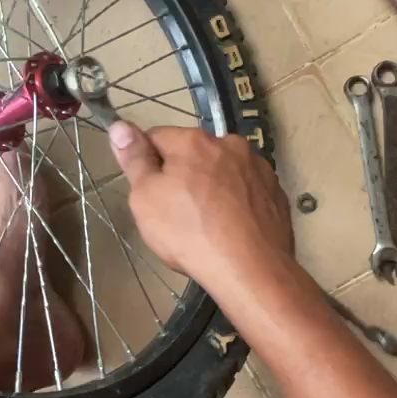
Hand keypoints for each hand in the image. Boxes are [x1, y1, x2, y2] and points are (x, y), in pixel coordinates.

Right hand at [109, 122, 294, 289]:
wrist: (250, 270)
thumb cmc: (188, 233)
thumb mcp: (145, 198)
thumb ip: (134, 160)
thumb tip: (120, 126)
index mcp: (193, 140)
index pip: (157, 137)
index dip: (146, 164)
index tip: (148, 192)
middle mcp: (230, 144)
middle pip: (193, 153)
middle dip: (182, 175)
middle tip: (175, 213)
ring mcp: (258, 168)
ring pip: (223, 171)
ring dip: (212, 187)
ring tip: (206, 224)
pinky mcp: (276, 193)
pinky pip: (247, 191)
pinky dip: (237, 203)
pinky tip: (231, 229)